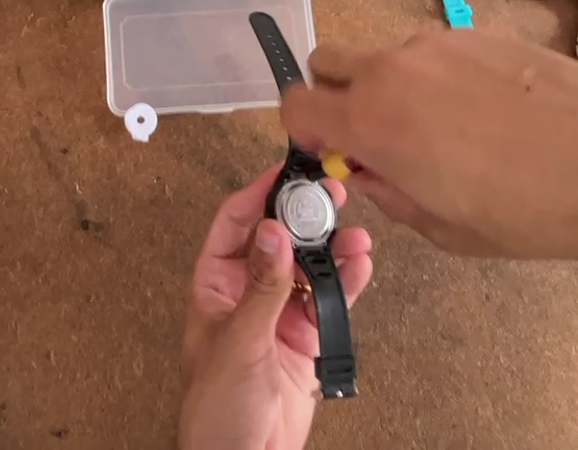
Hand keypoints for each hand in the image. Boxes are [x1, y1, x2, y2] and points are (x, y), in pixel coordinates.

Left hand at [178, 165, 372, 449]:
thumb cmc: (217, 405)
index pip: (236, 223)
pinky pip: (328, 301)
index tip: (284, 172)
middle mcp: (248, 289)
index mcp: (217, 281)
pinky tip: (360, 264)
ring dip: (332, 249)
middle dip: (304, 216)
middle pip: (279, 239)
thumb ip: (261, 287)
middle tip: (332, 195)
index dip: (258, 194)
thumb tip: (274, 232)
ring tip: (357, 234)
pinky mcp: (306, 338)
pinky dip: (345, 283)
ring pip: (308, 267)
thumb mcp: (238, 341)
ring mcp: (279, 312)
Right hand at [280, 29, 577, 270]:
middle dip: (334, 94)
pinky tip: (489, 109)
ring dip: (393, 87)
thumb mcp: (442, 229)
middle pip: (326, 62)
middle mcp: (390, 69)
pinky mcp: (473, 33)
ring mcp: (432, 44)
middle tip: (374, 131)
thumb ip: (386, 192)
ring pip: (384, 59)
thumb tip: (367, 168)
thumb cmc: (527, 213)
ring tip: (452, 127)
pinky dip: (438, 77)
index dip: (301, 127)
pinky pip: (431, 53)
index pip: (295, 102)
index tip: (329, 148)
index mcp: (372, 120)